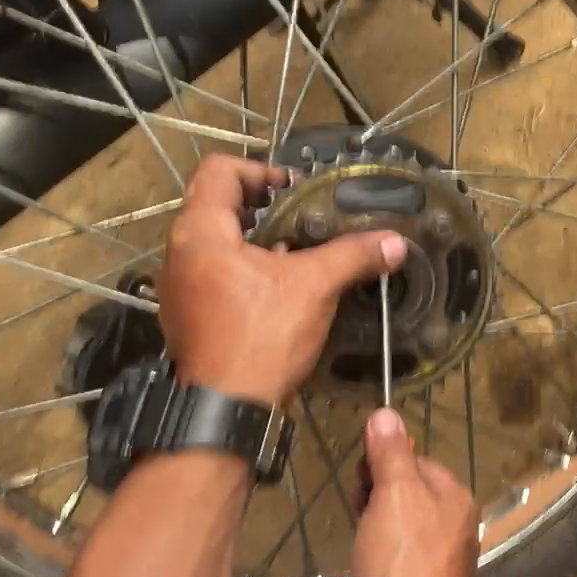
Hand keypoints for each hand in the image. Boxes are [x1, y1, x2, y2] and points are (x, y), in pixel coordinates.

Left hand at [160, 155, 405, 405]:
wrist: (227, 406)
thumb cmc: (262, 335)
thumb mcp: (314, 287)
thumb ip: (353, 256)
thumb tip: (396, 243)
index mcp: (201, 232)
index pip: (219, 172)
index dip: (261, 170)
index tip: (296, 188)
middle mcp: (180, 253)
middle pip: (218, 206)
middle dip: (264, 207)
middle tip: (304, 218)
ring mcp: (180, 287)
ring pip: (219, 244)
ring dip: (257, 241)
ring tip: (299, 253)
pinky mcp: (190, 316)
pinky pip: (218, 276)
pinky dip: (248, 271)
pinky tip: (283, 291)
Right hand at [341, 407, 479, 576]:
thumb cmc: (401, 559)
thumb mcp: (394, 494)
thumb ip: (390, 454)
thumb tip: (386, 413)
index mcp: (456, 500)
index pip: (420, 462)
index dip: (387, 462)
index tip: (360, 473)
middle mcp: (452, 528)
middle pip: (409, 494)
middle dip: (378, 492)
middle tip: (356, 503)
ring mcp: (433, 563)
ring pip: (398, 526)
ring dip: (373, 523)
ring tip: (354, 530)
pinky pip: (391, 557)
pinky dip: (372, 553)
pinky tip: (357, 562)